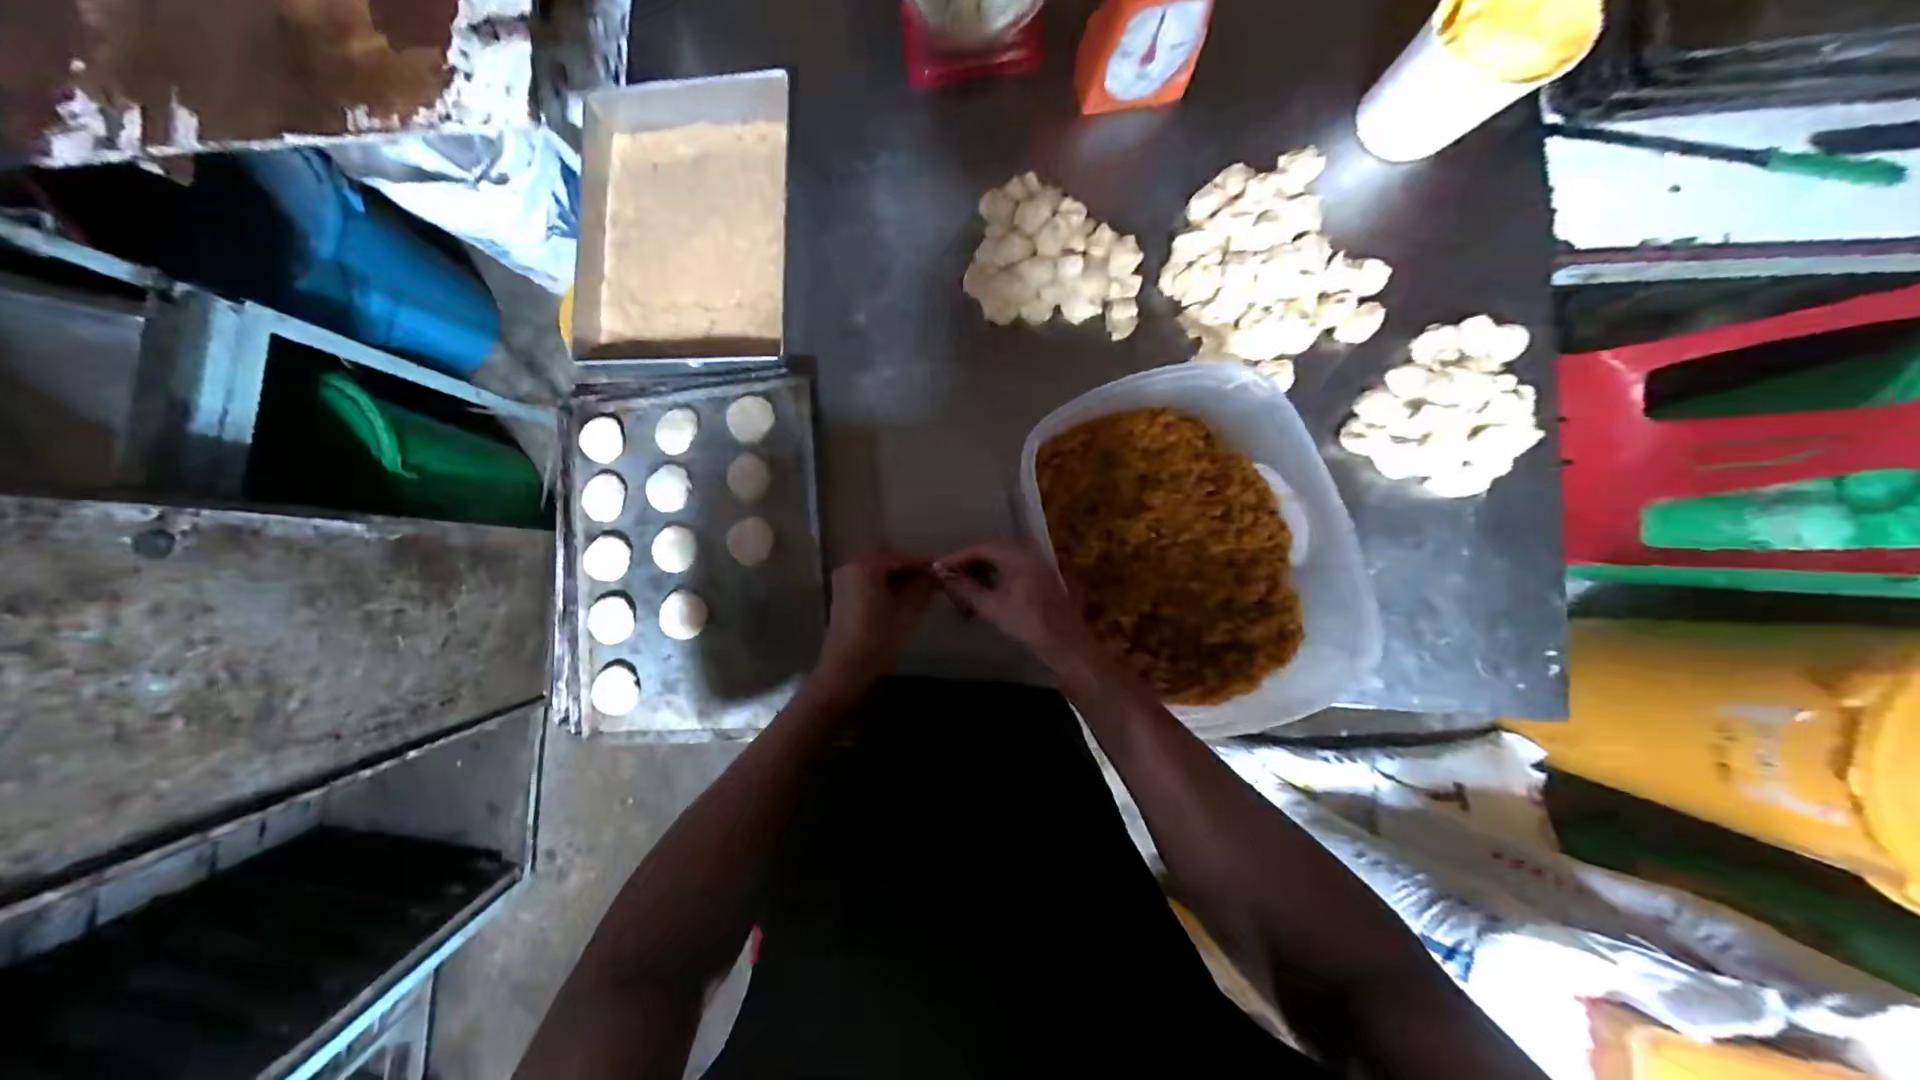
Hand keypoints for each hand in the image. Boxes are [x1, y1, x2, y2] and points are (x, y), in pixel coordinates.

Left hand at [819, 550, 937, 683]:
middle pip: (884, 556)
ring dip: (894, 572)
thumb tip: (936, 576)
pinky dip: (882, 580)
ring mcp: (843, 578)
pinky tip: (898, 594)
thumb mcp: (905, 612)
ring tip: (917, 587)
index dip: (919, 561)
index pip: (897, 556)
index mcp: (864, 567)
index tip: (937, 566)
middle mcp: (850, 566)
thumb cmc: (878, 638)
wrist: (846, 665)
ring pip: (874, 566)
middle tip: (927, 577)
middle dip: (906, 565)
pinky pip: (866, 576)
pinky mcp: (842, 591)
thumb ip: (922, 588)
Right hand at [932, 540, 1093, 664]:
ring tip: (965, 581)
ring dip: (983, 567)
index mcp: (1016, 555)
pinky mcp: (1043, 574)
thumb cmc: (1026, 622)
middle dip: (969, 561)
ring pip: (1003, 557)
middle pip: (992, 549)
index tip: (939, 567)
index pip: (980, 547)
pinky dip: (997, 572)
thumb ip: (966, 588)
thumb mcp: (991, 606)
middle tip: (950, 573)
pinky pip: (1014, 564)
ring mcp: (1038, 562)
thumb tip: (945, 577)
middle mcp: (1029, 552)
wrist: (1063, 641)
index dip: (957, 557)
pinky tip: (987, 586)